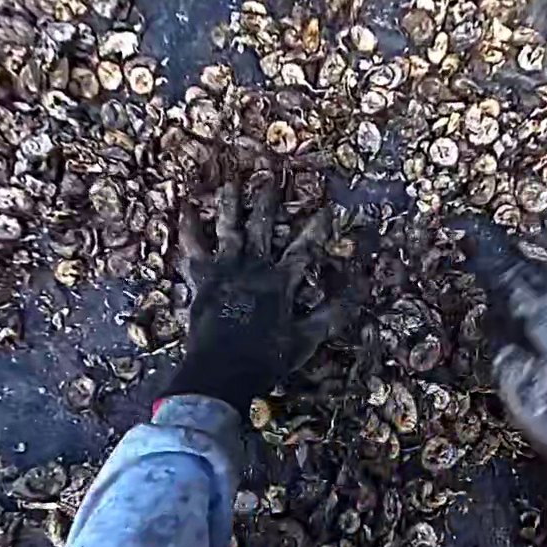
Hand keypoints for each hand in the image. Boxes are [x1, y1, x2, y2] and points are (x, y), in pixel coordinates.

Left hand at [163, 175, 331, 416]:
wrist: (221, 369)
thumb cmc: (266, 357)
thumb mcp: (306, 339)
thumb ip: (332, 314)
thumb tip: (361, 289)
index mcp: (280, 281)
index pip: (304, 248)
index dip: (317, 228)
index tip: (327, 208)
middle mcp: (253, 267)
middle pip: (263, 227)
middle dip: (268, 202)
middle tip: (269, 177)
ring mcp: (225, 270)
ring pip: (230, 229)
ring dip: (231, 205)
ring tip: (231, 183)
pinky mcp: (202, 279)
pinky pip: (193, 249)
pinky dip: (189, 228)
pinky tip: (186, 208)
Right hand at [462, 220, 546, 509]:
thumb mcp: (510, 376)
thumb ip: (501, 333)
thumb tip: (493, 305)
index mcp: (544, 313)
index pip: (506, 270)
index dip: (481, 249)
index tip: (459, 228)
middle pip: (530, 266)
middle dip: (500, 251)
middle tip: (473, 237)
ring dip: (522, 264)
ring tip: (498, 255)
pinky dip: (543, 281)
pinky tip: (534, 284)